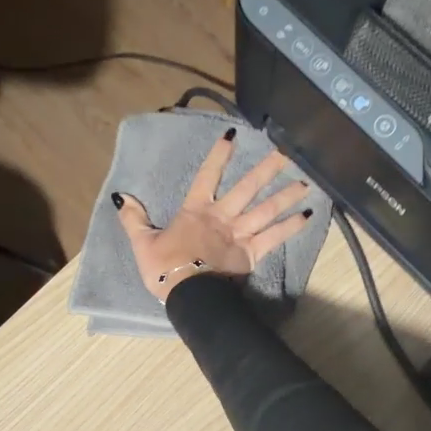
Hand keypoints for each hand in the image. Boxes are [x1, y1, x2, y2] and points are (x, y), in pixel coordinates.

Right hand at [115, 128, 313, 301]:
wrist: (187, 294)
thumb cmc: (164, 268)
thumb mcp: (143, 242)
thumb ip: (134, 219)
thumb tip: (123, 197)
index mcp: (196, 210)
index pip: (208, 175)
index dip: (219, 155)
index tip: (232, 136)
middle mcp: (222, 216)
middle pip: (247, 187)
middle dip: (267, 168)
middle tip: (285, 151)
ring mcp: (239, 234)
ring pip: (267, 209)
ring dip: (286, 194)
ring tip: (306, 181)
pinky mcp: (252, 254)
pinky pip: (275, 236)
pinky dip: (291, 225)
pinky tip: (307, 215)